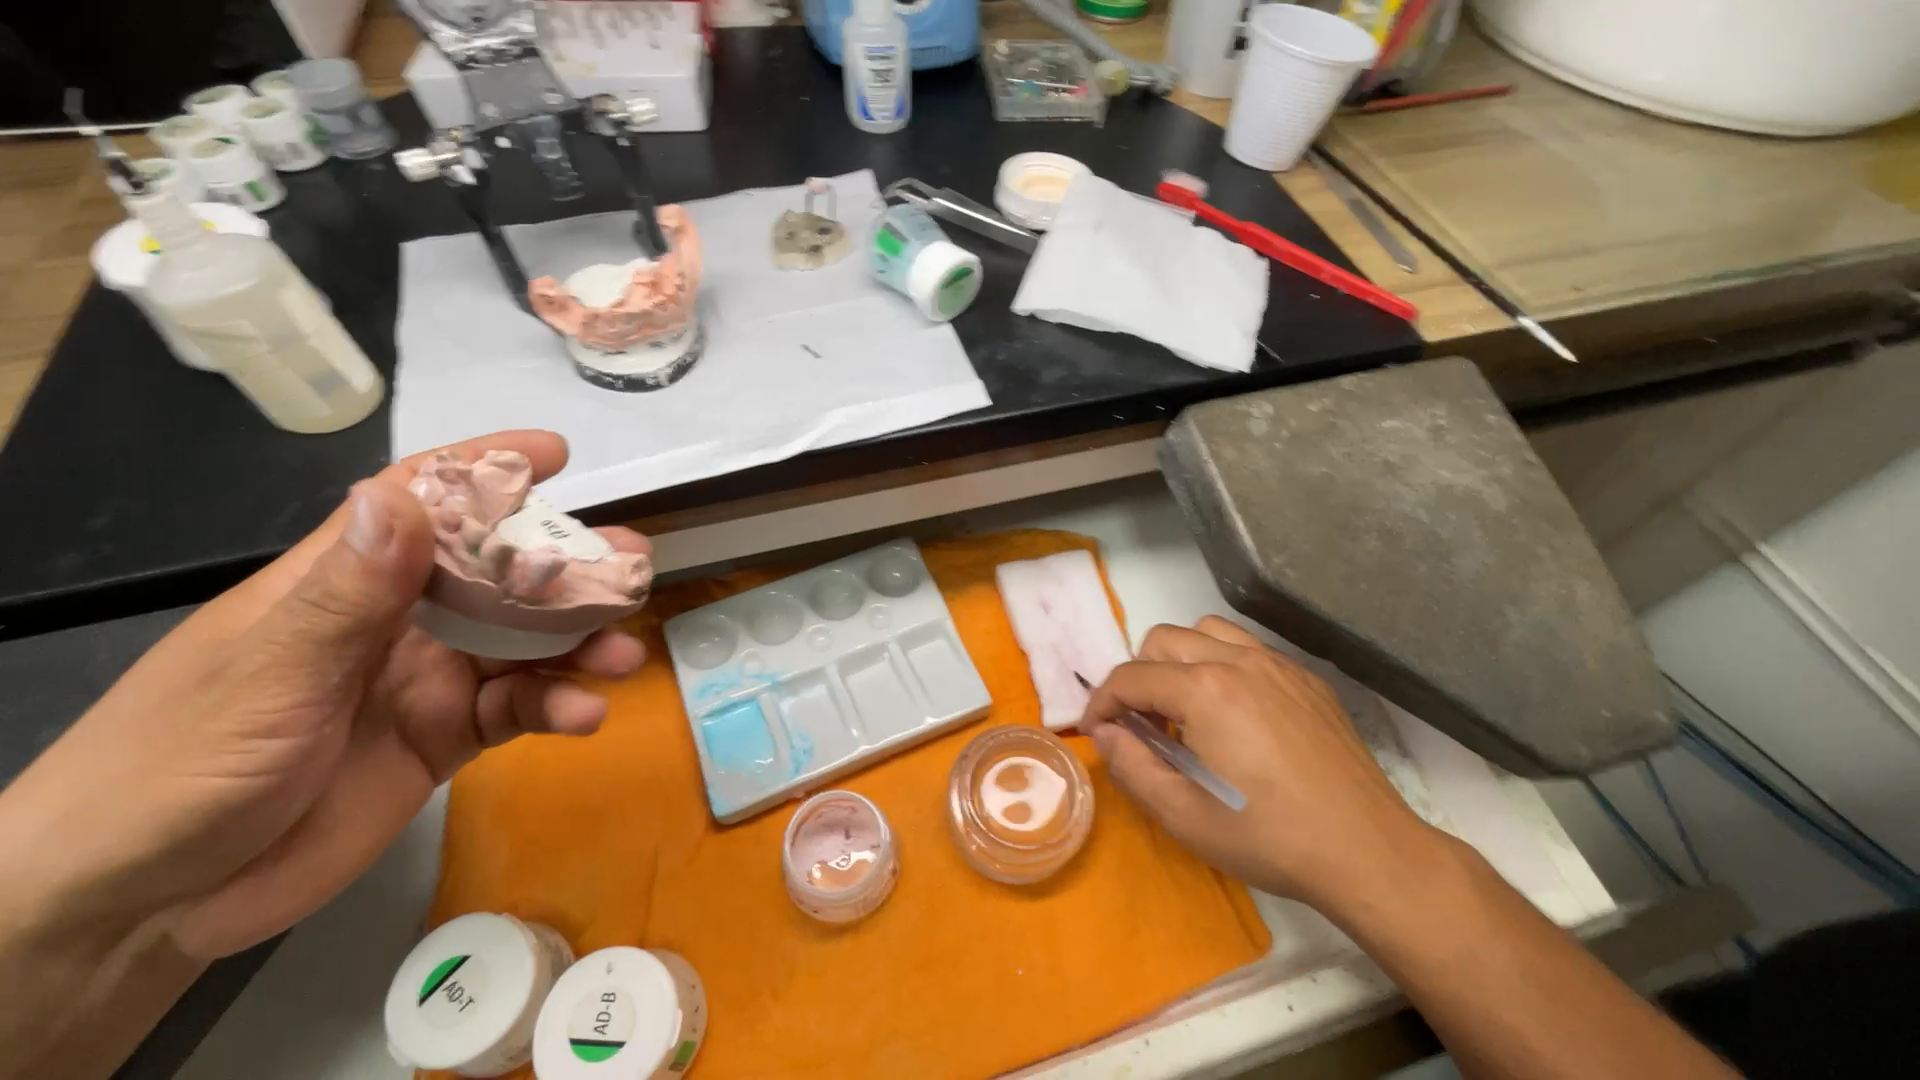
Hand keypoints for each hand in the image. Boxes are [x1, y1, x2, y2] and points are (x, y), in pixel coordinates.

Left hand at [0, 430, 646, 962]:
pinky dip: (556, 708)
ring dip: (577, 644)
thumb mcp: (264, 678)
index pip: (421, 503)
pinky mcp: (446, 740)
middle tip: (631, 566)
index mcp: (344, 584)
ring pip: (524, 644)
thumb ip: (347, 596)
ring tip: (621, 653)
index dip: (486, 471)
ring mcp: (426, 681)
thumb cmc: (177, 768)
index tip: (555, 453)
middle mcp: (397, 622)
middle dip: (565, 568)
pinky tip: (583, 715)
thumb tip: (405, 496)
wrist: (146, 901)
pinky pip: (517, 711)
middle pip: (497, 575)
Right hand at [1081, 617, 1438, 908]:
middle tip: (1143, 727)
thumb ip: (1131, 765)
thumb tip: (1105, 732)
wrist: (1368, 852)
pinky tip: (1234, 717)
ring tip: (1185, 711)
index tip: (1096, 732)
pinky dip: (1223, 667)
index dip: (1101, 702)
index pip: (1130, 676)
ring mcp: (1279, 666)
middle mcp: (1240, 662)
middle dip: (1139, 677)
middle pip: (1163, 640)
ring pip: (1207, 632)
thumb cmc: (1269, 838)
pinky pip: (1248, 650)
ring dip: (1180, 662)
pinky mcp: (1307, 681)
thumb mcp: (1183, 814)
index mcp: (1205, 691)